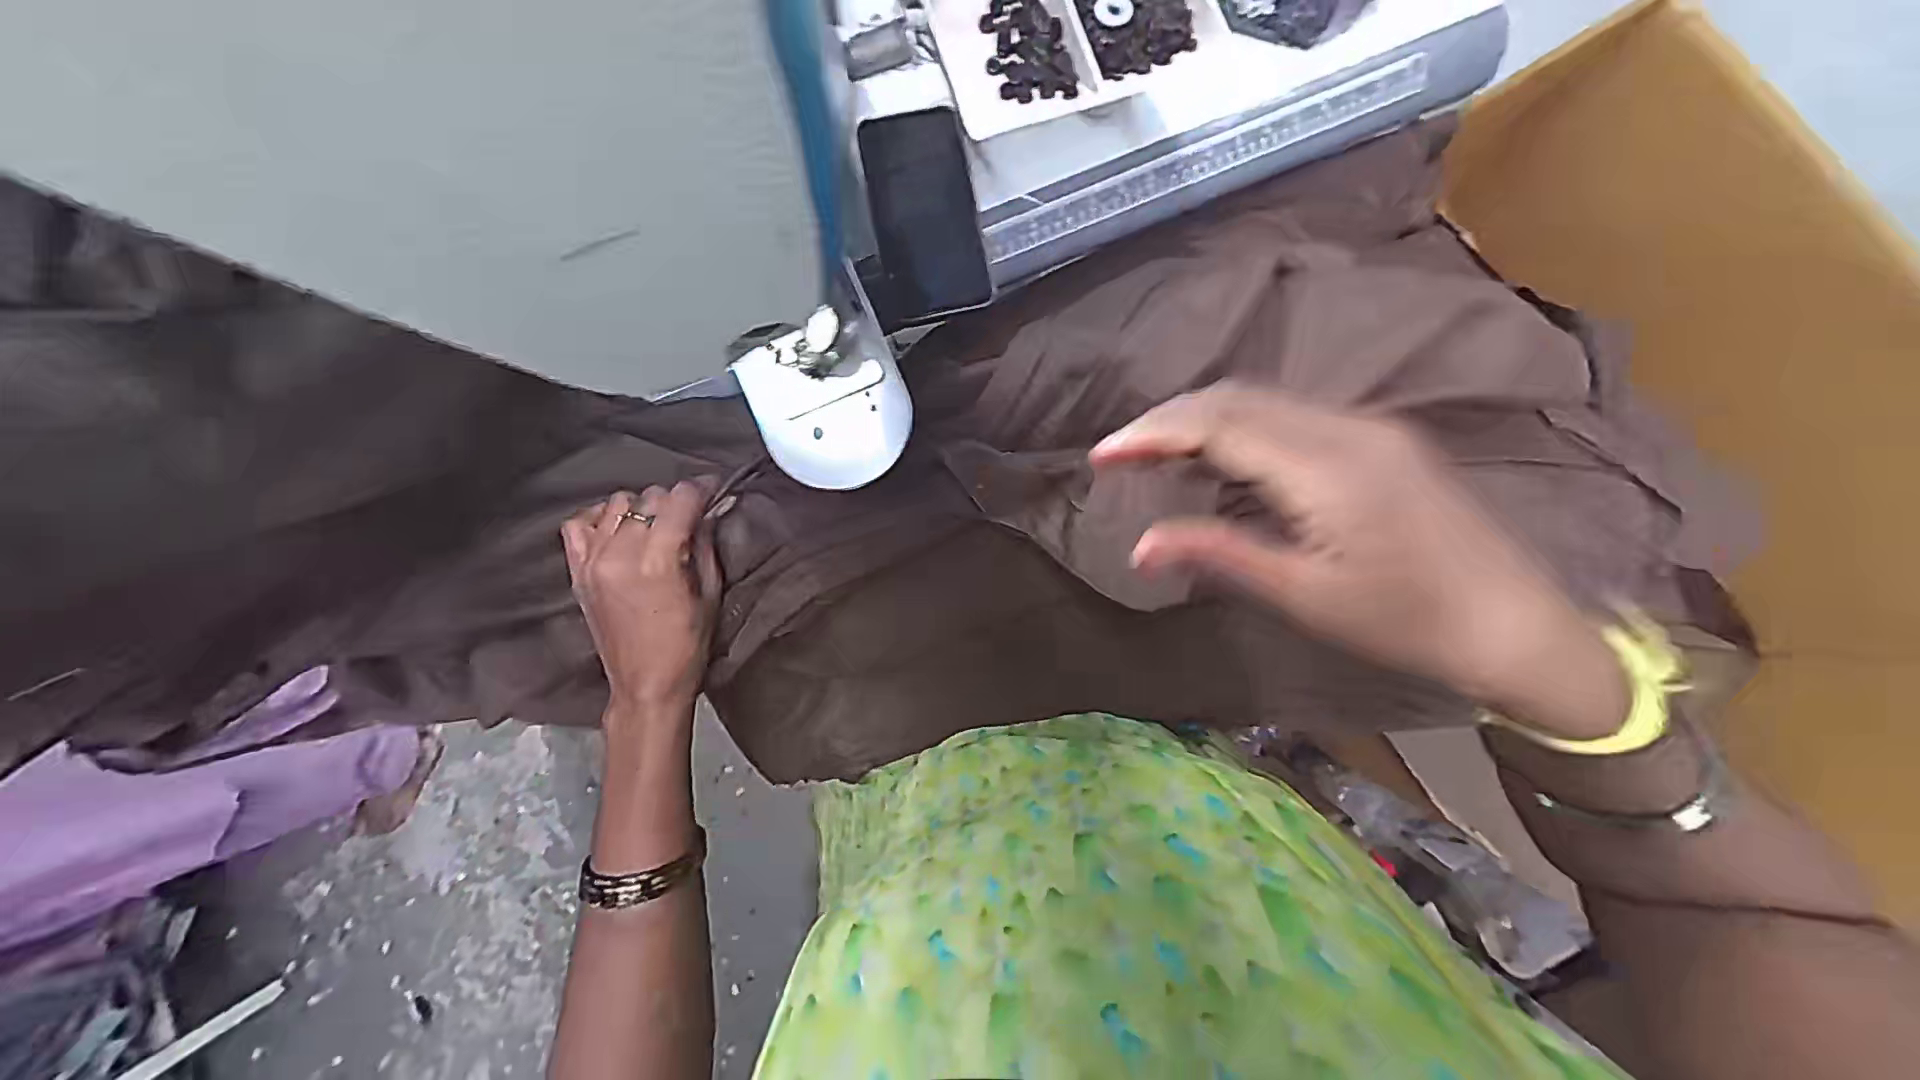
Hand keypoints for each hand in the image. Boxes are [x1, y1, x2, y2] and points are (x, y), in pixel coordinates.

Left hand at [561, 481, 722, 728]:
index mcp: (658, 560)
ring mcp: (592, 561)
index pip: (680, 499)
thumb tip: (712, 509)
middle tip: (692, 517)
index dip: (703, 488)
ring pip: (619, 504)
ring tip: (657, 527)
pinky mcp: (577, 572)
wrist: (645, 684)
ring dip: (643, 508)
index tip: (716, 489)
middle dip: (676, 501)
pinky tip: (620, 530)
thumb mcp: (710, 592)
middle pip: (651, 497)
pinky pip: (580, 523)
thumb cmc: (687, 644)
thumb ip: (706, 544)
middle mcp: (620, 553)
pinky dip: (602, 519)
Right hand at [1090, 383, 1626, 740]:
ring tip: (1151, 453)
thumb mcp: (1303, 596)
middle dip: (1167, 419)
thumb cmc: (1407, 623)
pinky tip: (1215, 456)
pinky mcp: (1377, 438)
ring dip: (1199, 419)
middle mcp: (1348, 428)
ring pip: (1261, 400)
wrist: (1518, 626)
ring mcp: (1368, 427)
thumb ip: (1218, 554)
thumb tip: (1138, 548)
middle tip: (1118, 453)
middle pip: (1236, 399)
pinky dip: (1236, 427)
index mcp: (1329, 467)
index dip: (1152, 434)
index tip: (1101, 456)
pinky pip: (1288, 415)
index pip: (1219, 425)